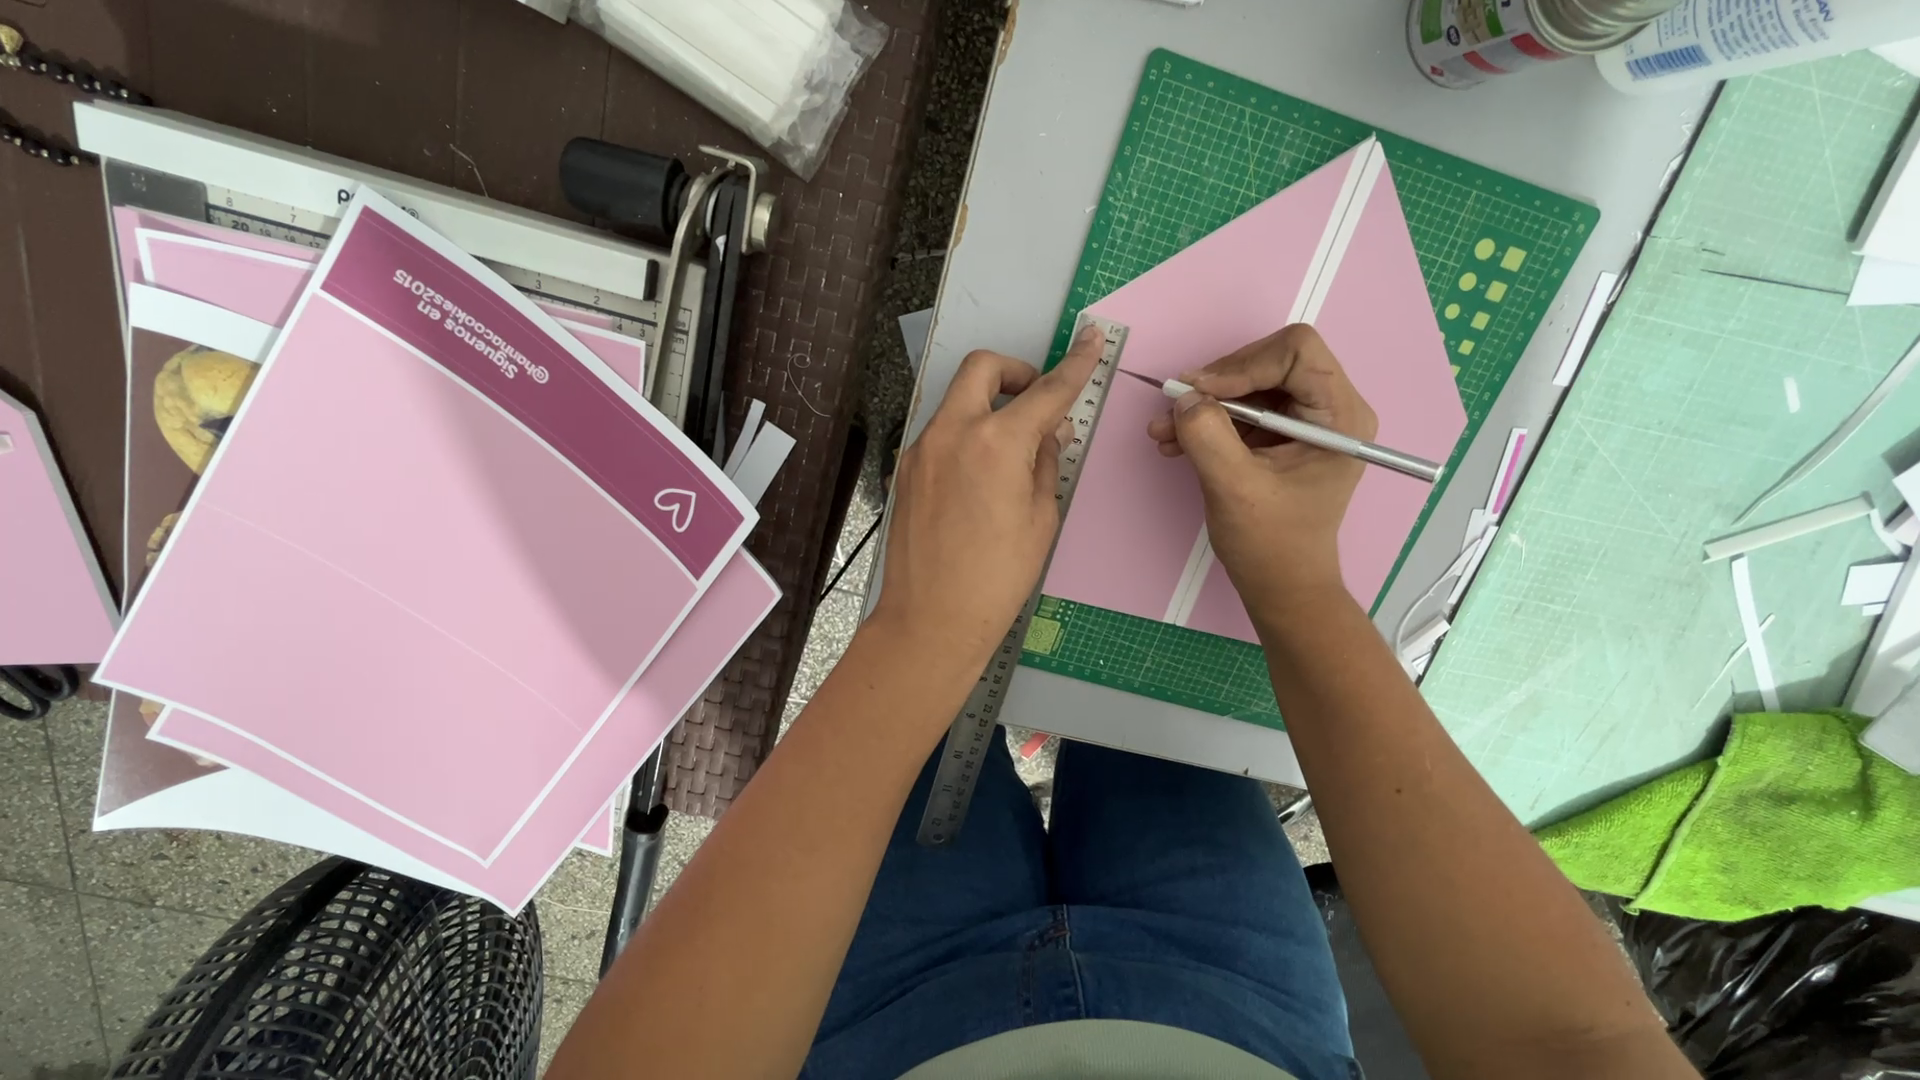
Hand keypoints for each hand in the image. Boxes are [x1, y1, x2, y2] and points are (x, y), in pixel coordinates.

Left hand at [873, 326, 1104, 673]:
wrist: (931, 620)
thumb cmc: (996, 579)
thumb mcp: (1041, 519)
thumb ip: (1045, 462)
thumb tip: (1049, 431)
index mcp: (994, 443)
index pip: (1045, 391)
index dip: (1074, 365)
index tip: (1090, 340)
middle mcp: (951, 433)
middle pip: (982, 368)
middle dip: (1015, 372)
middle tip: (1036, 401)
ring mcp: (921, 450)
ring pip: (957, 402)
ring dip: (988, 407)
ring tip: (1012, 453)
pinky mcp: (906, 471)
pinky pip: (941, 435)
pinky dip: (967, 437)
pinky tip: (981, 479)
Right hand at [1146, 324, 1377, 609]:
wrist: (1280, 585)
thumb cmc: (1272, 545)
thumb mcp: (1235, 488)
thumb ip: (1208, 436)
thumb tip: (1184, 399)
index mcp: (1340, 415)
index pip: (1296, 352)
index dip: (1244, 364)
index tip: (1201, 393)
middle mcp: (1328, 408)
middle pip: (1269, 360)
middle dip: (1218, 383)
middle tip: (1177, 406)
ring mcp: (1303, 420)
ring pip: (1247, 383)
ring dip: (1203, 404)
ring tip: (1164, 431)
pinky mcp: (1278, 434)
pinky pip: (1239, 409)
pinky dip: (1205, 420)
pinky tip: (1174, 441)